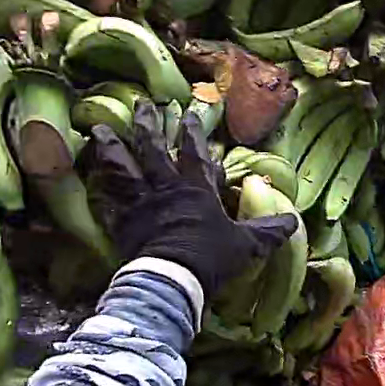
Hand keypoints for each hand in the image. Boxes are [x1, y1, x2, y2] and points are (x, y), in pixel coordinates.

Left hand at [87, 101, 297, 293]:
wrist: (172, 279)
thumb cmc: (211, 258)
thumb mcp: (245, 245)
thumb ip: (266, 232)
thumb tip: (293, 222)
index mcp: (196, 189)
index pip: (193, 152)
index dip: (192, 132)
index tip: (188, 114)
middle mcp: (165, 188)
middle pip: (152, 149)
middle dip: (148, 125)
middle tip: (143, 106)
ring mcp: (140, 203)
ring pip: (122, 167)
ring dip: (111, 147)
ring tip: (100, 130)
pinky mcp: (121, 222)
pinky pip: (107, 199)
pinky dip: (98, 186)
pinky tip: (91, 177)